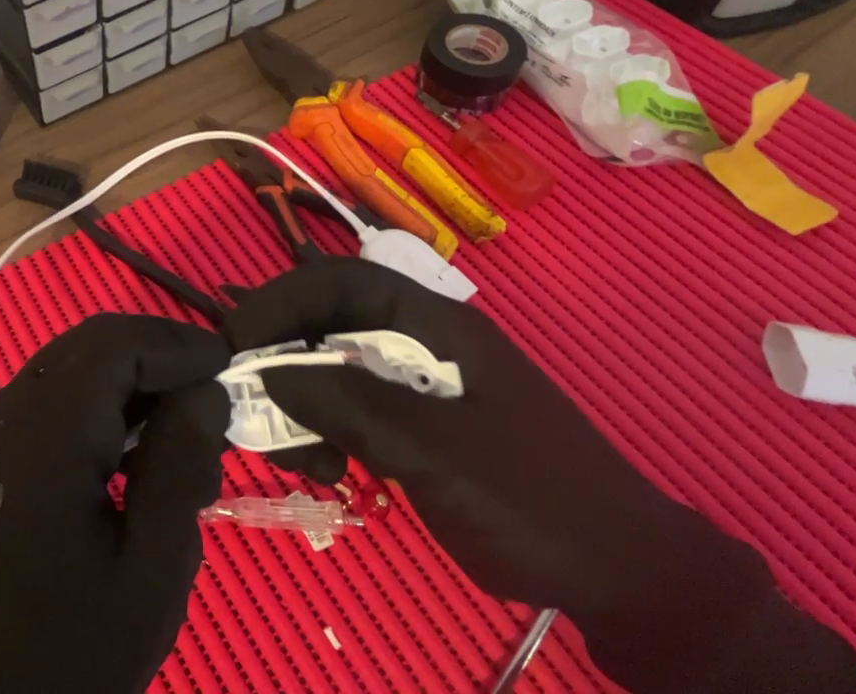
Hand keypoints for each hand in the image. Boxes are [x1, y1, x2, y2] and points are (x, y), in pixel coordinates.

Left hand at [0, 314, 230, 693]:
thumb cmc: (74, 651)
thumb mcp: (151, 568)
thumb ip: (180, 466)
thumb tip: (205, 390)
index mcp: (40, 440)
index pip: (112, 348)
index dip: (174, 344)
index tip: (228, 365)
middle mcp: (0, 418)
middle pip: (85, 348)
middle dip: (154, 356)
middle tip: (212, 393)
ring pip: (65, 370)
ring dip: (127, 382)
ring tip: (185, 428)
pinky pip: (46, 403)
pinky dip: (95, 407)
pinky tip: (134, 450)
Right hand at [223, 259, 855, 691]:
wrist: (621, 573)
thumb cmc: (533, 501)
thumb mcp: (436, 453)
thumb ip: (350, 406)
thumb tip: (268, 374)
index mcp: (436, 326)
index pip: (339, 281)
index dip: (279, 301)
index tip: (233, 344)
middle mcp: (421, 344)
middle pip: (328, 324)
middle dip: (283, 360)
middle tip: (252, 409)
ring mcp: (419, 387)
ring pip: (331, 371)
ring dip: (300, 406)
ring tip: (303, 460)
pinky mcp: (416, 427)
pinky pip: (348, 411)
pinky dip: (322, 433)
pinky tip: (325, 471)